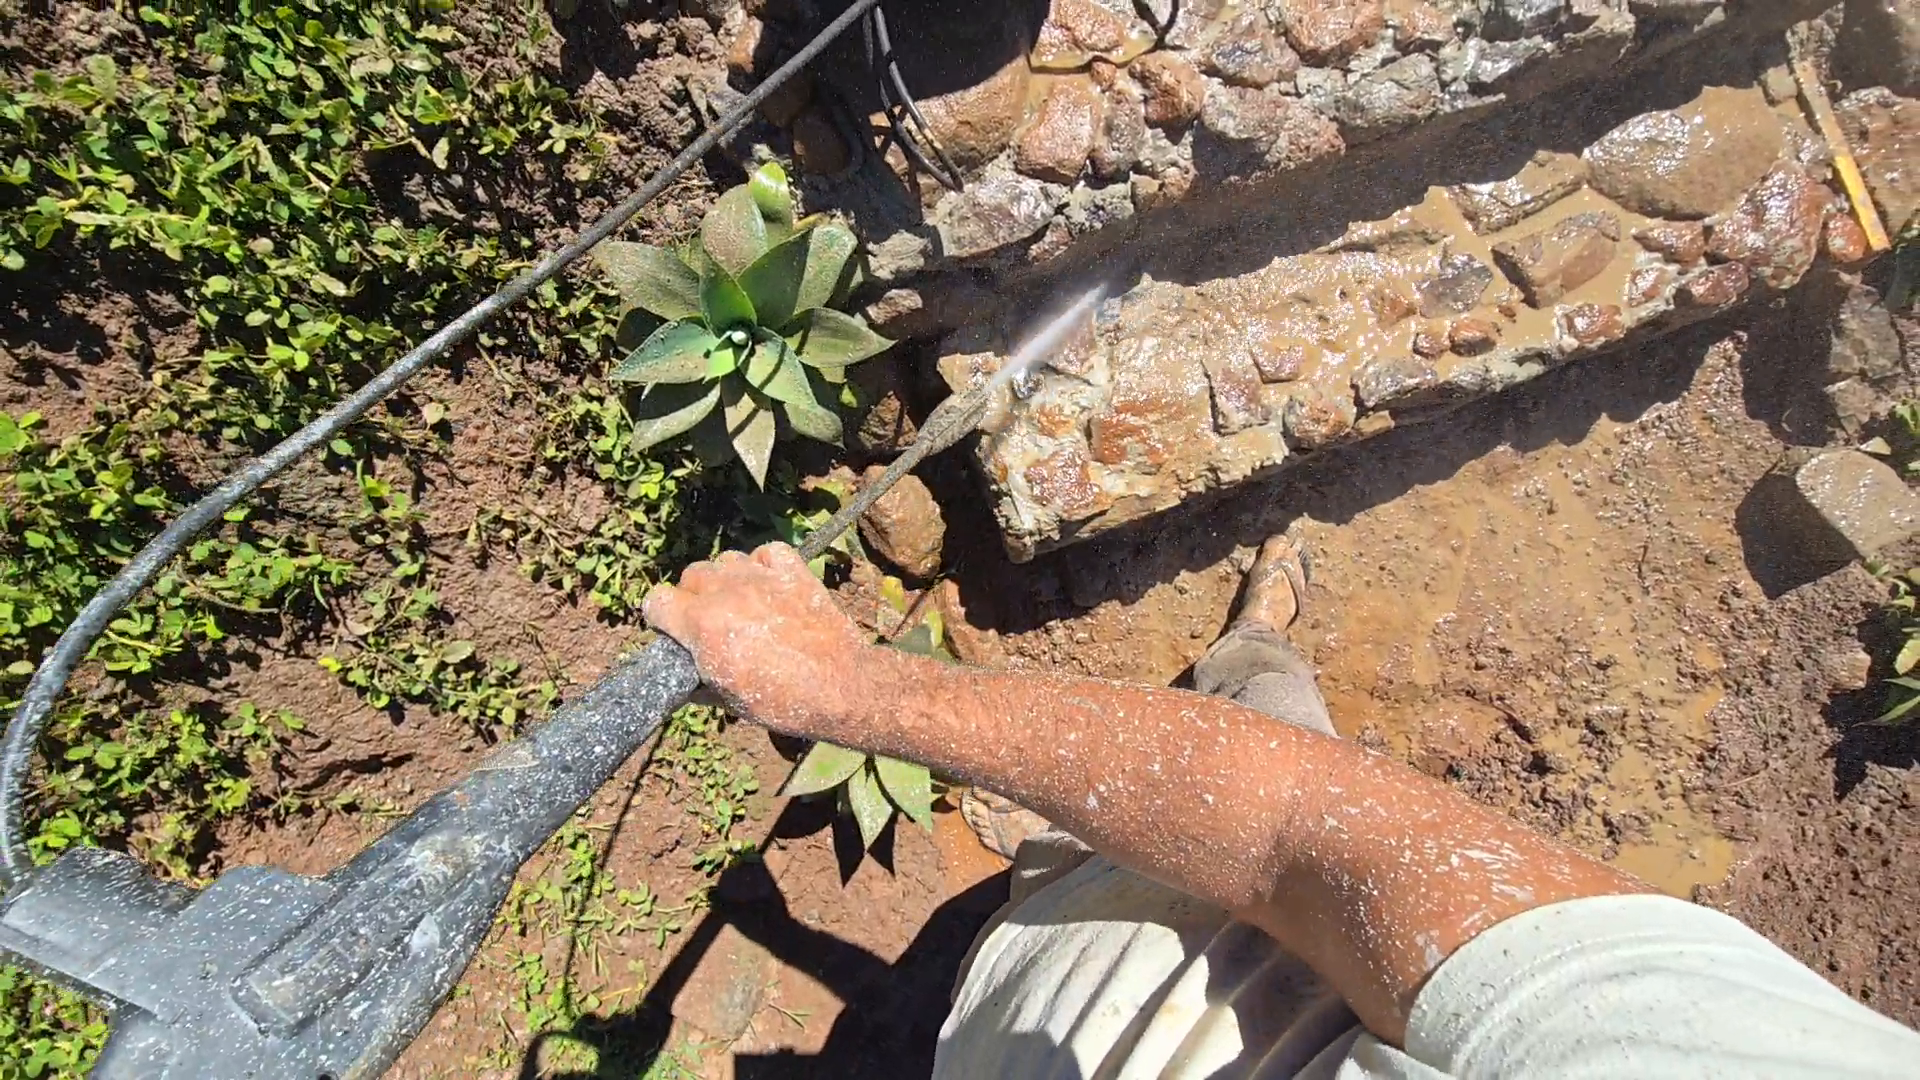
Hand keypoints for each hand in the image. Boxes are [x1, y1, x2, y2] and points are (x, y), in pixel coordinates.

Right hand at [643, 543, 880, 739]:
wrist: (838, 686)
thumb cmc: (783, 701)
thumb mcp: (728, 700)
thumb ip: (698, 680)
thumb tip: (685, 677)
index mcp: (702, 625)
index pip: (656, 600)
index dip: (662, 617)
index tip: (675, 629)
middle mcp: (727, 593)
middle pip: (691, 575)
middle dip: (695, 597)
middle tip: (713, 621)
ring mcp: (762, 578)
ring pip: (726, 560)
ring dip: (728, 579)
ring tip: (744, 603)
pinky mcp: (793, 571)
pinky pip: (768, 551)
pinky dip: (765, 563)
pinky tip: (770, 585)